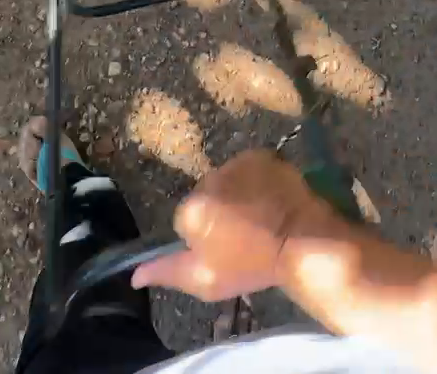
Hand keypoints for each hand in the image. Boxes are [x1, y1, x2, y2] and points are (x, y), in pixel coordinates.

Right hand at [131, 150, 341, 300]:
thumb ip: (167, 272)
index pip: (185, 220)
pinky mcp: (260, 155)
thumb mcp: (206, 280)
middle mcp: (208, 178)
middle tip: (243, 233)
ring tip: (259, 215)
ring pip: (227, 180)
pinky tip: (270, 198)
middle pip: (205, 195)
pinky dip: (256, 179)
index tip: (225, 248)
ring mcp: (236, 163)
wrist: (302, 240)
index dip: (204, 236)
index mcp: (191, 208)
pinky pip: (249, 167)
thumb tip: (134, 273)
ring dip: (237, 193)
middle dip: (218, 210)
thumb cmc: (252, 265)